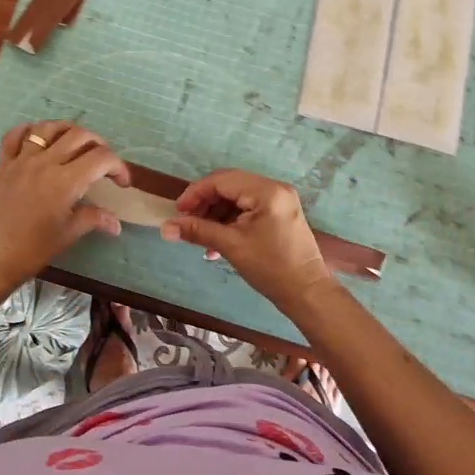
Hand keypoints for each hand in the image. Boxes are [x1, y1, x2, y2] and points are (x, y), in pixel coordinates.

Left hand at [0, 121, 129, 291]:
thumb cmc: (32, 250)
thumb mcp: (68, 234)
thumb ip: (94, 219)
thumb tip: (116, 224)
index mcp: (65, 181)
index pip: (101, 158)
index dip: (118, 166)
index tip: (122, 183)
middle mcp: (45, 162)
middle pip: (79, 135)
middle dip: (99, 144)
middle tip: (104, 162)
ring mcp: (22, 160)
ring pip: (49, 128)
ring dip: (68, 130)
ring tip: (76, 143)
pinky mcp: (4, 164)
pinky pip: (15, 135)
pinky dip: (29, 131)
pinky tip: (38, 140)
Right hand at [160, 169, 336, 307]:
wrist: (308, 293)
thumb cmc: (271, 268)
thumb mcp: (231, 246)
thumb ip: (198, 231)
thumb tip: (165, 227)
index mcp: (266, 191)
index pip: (222, 180)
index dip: (196, 193)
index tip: (178, 211)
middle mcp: (274, 188)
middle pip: (229, 186)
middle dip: (205, 204)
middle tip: (187, 222)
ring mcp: (279, 200)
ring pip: (237, 198)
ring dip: (216, 214)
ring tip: (200, 236)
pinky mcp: (280, 213)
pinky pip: (248, 209)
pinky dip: (230, 221)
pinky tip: (217, 243)